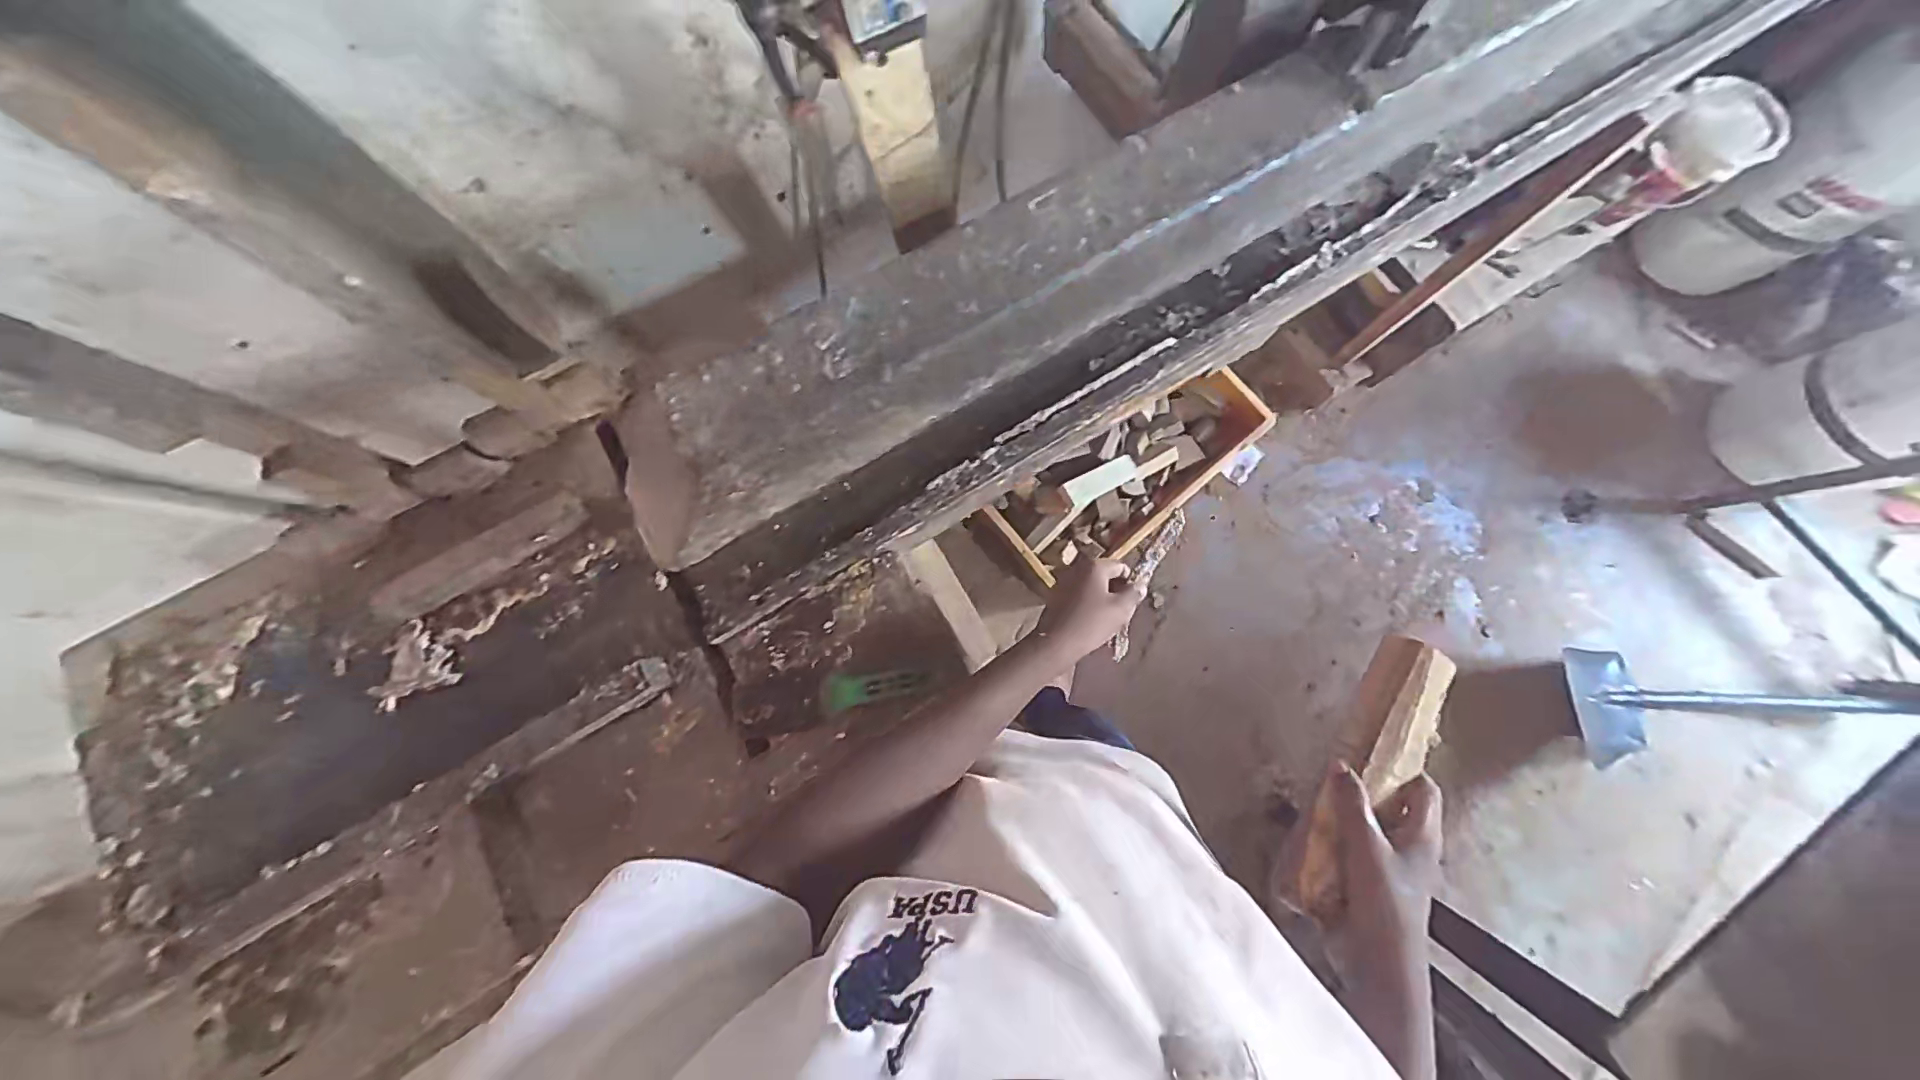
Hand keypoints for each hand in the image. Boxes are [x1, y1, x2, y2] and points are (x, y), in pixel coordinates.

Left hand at [1031, 559, 1145, 661]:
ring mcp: (1063, 582)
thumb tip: (1139, 585)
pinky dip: (1087, 606)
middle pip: (1104, 576)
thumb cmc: (1091, 623)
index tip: (1133, 600)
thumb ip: (1133, 594)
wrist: (1056, 643)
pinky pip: (1078, 598)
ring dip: (1101, 600)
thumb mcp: (1121, 609)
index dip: (1131, 582)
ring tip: (1108, 620)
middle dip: (1115, 592)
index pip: (1121, 566)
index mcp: (1094, 566)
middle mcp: (1076, 569)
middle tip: (1122, 612)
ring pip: (1091, 588)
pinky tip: (1091, 624)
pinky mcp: (1055, 598)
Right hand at [1329, 766, 1441, 972]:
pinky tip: (1310, 833)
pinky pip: (1346, 849)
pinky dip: (1331, 838)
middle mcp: (1408, 848)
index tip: (1372, 751)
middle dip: (1362, 789)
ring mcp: (1385, 866)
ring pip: (1365, 827)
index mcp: (1422, 837)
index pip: (1423, 790)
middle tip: (1332, 774)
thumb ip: (1351, 805)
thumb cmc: (1383, 904)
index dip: (1403, 769)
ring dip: (1342, 815)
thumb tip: (1341, 765)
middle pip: (1390, 805)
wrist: (1375, 964)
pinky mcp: (1363, 881)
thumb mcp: (1366, 847)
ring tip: (1315, 800)